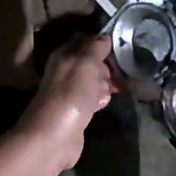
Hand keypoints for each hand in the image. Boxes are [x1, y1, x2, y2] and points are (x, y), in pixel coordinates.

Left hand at [19, 35, 116, 169]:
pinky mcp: (77, 110)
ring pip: (94, 81)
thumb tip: (105, 37)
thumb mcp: (85, 64)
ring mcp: (71, 91)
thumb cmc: (71, 95)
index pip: (86, 41)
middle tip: (119, 72)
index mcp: (64, 55)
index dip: (102, 43)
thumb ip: (95, 48)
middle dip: (107, 66)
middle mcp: (66, 70)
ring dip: (106, 84)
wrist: (54, 138)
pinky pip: (93, 99)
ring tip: (114, 89)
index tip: (122, 47)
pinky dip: (101, 99)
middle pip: (92, 62)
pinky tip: (105, 103)